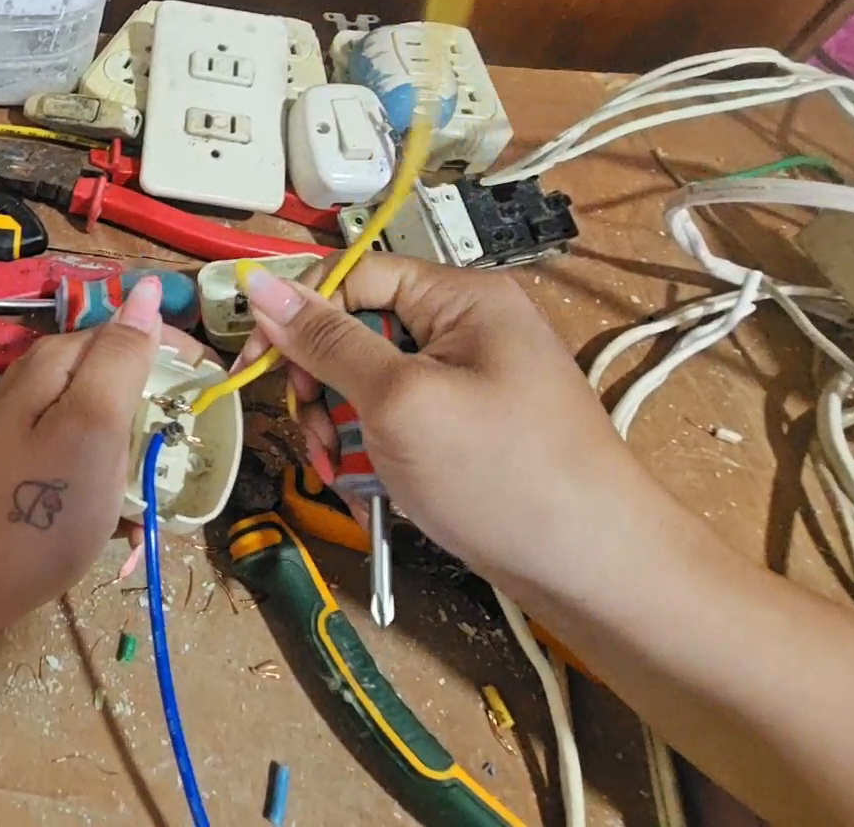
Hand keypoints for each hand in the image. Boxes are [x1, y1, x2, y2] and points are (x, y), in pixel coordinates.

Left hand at [0, 277, 182, 631]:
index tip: (213, 402)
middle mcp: (45, 384)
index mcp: (59, 361)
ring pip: (114, 426)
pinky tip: (123, 524)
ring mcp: (38, 427)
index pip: (135, 332)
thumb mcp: (92, 423)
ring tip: (154, 504)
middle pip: (125, 380)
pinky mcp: (37, 467)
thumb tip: (147, 290)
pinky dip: (114, 487)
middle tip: (182, 465)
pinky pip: (93, 462)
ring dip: (141, 461)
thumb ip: (122, 357)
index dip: (181, 361)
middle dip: (162, 419)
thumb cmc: (36, 505)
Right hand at [236, 253, 652, 587]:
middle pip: (351, 328)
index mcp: (459, 298)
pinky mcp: (455, 421)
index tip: (256, 363)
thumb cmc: (499, 475)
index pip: (351, 275)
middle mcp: (460, 326)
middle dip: (317, 380)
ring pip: (360, 377)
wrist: (597, 577)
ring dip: (332, 420)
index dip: (297, 313)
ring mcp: (459, 377)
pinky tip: (359, 481)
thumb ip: (325, 340)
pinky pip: (385, 414)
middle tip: (308, 425)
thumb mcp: (398, 400)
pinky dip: (361, 445)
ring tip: (333, 464)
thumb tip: (260, 285)